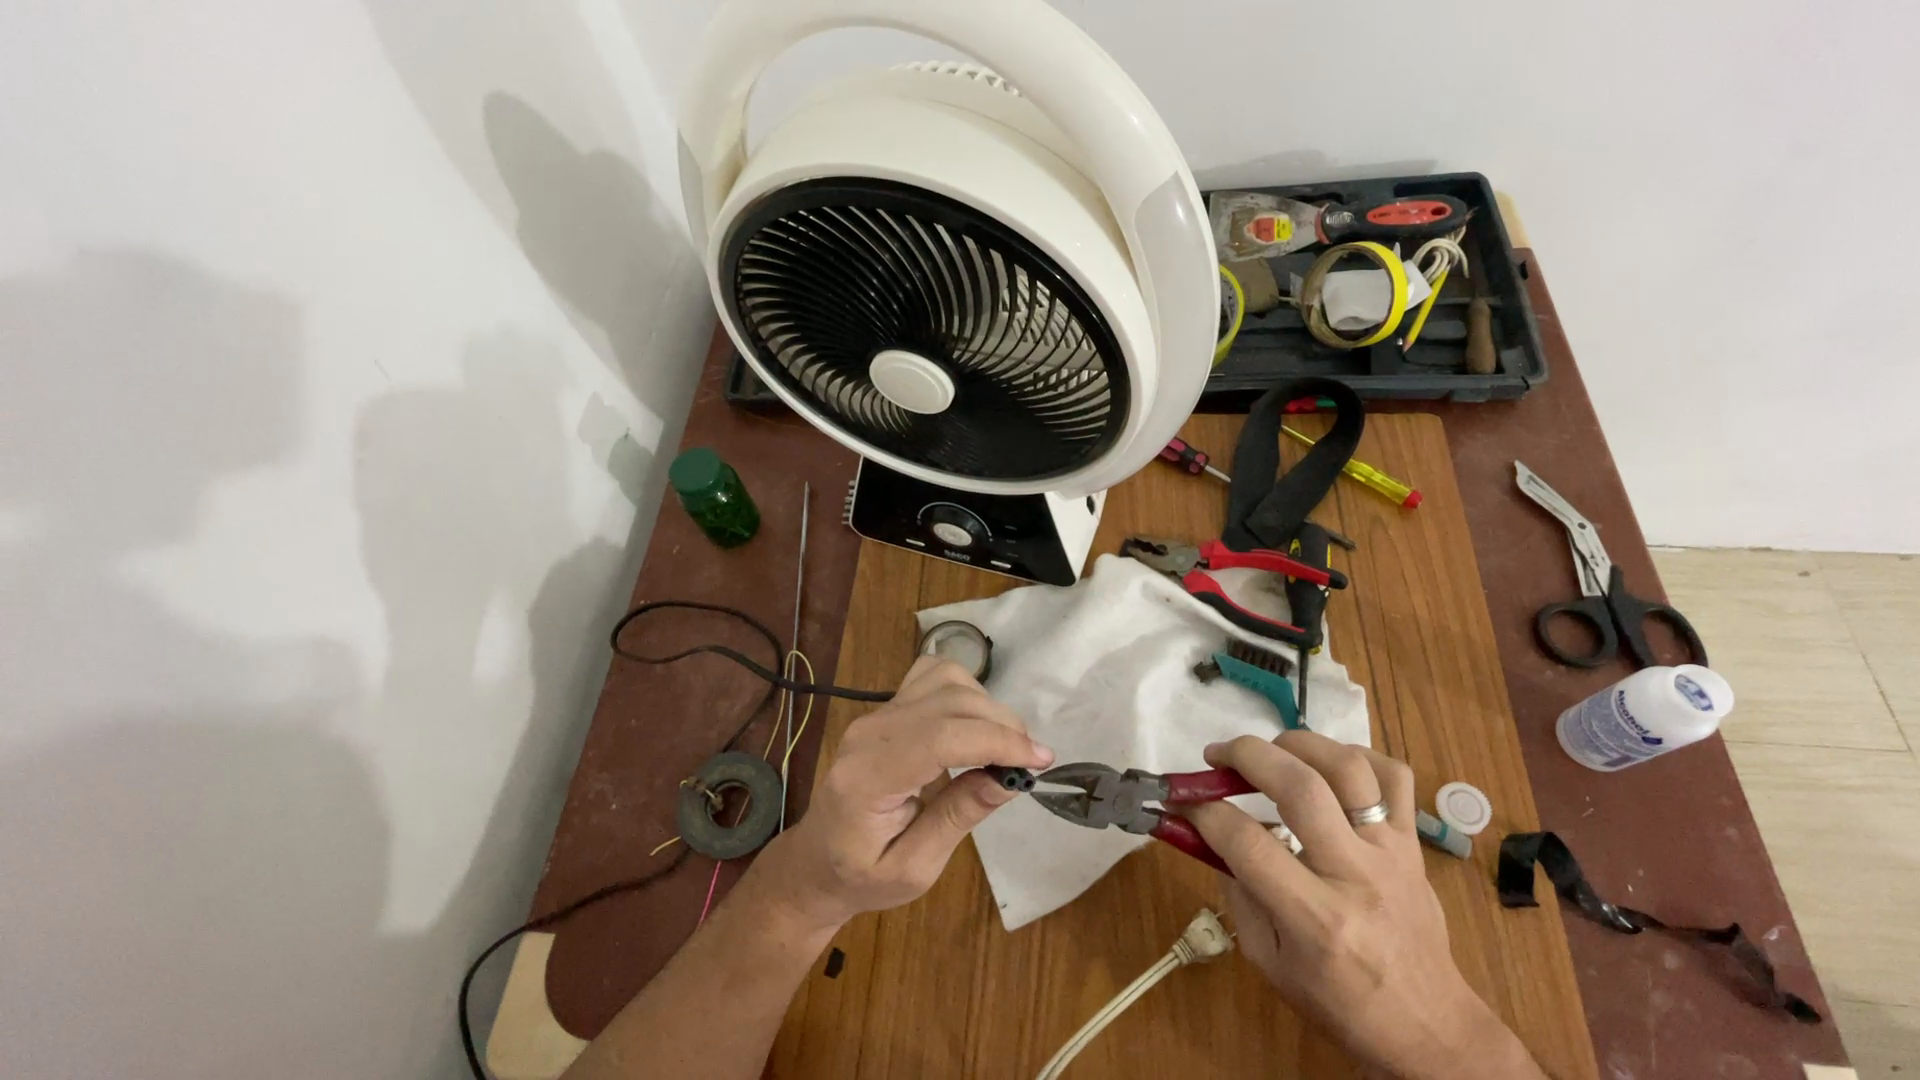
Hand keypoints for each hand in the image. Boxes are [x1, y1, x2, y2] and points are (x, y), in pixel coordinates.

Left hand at [753, 656, 1053, 932]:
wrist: (818, 860)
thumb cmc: (862, 876)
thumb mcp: (914, 869)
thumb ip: (957, 818)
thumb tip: (1008, 778)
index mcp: (868, 778)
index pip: (941, 737)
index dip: (996, 741)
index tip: (1040, 761)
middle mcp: (868, 733)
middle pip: (949, 702)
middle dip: (1002, 725)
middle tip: (1031, 763)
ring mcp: (874, 716)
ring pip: (945, 679)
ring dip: (986, 706)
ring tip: (1005, 747)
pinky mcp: (885, 710)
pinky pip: (932, 677)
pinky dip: (966, 691)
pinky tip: (977, 725)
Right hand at [1183, 731, 1542, 1079]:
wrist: (1430, 1025)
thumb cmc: (1340, 1003)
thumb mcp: (1269, 962)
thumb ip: (1238, 893)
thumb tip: (1211, 834)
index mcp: (1315, 918)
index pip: (1249, 843)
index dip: (1206, 814)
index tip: (1185, 804)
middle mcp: (1356, 874)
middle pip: (1299, 787)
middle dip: (1246, 756)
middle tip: (1216, 755)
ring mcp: (1391, 852)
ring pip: (1348, 768)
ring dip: (1298, 745)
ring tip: (1270, 752)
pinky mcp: (1413, 843)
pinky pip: (1395, 777)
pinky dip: (1357, 756)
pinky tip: (1326, 766)